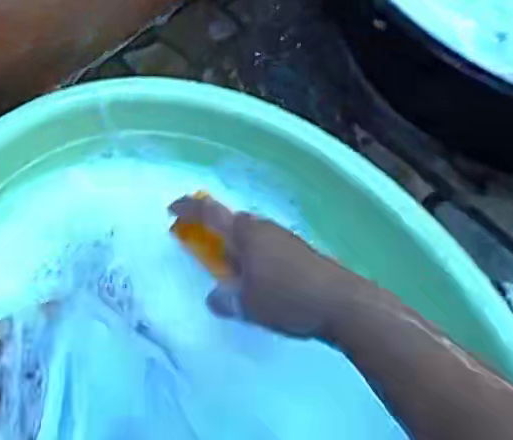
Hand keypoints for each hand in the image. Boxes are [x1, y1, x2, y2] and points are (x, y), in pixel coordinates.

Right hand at [168, 193, 366, 339]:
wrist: (340, 301)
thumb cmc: (287, 298)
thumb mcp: (248, 304)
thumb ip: (226, 298)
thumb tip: (214, 296)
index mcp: (244, 232)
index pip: (209, 213)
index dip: (188, 209)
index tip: (172, 208)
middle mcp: (261, 226)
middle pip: (231, 222)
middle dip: (214, 233)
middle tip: (203, 249)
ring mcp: (281, 235)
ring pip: (250, 235)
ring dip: (236, 246)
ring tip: (233, 272)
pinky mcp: (296, 249)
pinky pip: (264, 245)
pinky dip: (253, 255)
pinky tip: (260, 279)